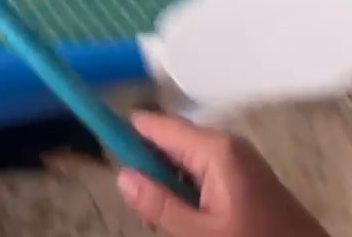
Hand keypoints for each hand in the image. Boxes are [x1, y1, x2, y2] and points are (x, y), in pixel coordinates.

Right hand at [116, 111, 328, 236]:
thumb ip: (159, 205)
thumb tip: (122, 175)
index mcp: (215, 149)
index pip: (155, 124)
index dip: (127, 134)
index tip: (103, 151)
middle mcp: (226, 144)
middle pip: (168, 143)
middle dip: (152, 173)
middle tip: (153, 215)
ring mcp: (239, 161)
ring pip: (184, 164)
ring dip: (172, 191)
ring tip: (180, 226)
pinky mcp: (248, 180)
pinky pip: (204, 176)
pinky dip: (192, 198)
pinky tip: (198, 227)